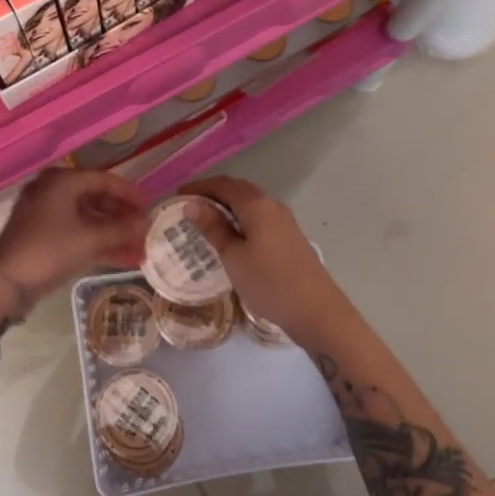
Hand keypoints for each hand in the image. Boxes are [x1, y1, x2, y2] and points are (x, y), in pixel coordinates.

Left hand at [0, 168, 152, 317]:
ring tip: (142, 247)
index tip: (151, 205)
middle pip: (96, 199)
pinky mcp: (46, 238)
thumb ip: (121, 230)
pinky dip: (101, 244)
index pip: (103, 179)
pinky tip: (126, 258)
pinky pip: (79, 234)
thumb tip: (147, 224)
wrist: (5, 283)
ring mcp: (47, 216)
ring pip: (89, 219)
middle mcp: (53, 192)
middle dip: (123, 216)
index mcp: (61, 182)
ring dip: (115, 233)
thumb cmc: (48, 250)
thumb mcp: (89, 239)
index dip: (129, 193)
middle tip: (147, 228)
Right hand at [179, 175, 352, 340]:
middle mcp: (272, 205)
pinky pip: (259, 218)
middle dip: (212, 194)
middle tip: (188, 208)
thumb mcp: (233, 256)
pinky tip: (231, 238)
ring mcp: (284, 221)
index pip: (223, 184)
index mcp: (256, 204)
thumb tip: (191, 205)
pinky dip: (240, 219)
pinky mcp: (290, 237)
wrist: (317, 311)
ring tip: (205, 222)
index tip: (177, 196)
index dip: (199, 187)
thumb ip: (213, 228)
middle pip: (238, 190)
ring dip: (227, 207)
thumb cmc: (269, 282)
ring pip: (250, 204)